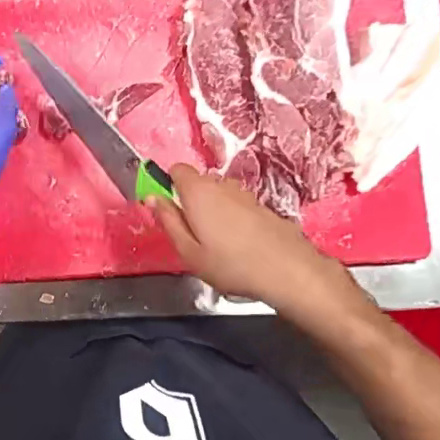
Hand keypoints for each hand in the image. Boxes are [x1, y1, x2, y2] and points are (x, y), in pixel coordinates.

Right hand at [150, 165, 372, 321]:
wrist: (287, 270)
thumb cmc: (230, 264)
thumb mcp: (188, 251)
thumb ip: (168, 221)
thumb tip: (152, 198)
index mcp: (198, 192)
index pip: (177, 169)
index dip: (168, 185)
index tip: (167, 209)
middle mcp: (222, 185)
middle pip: (197, 183)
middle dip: (189, 201)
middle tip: (190, 235)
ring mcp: (244, 194)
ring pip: (217, 194)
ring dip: (210, 210)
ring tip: (214, 244)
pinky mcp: (261, 206)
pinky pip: (234, 205)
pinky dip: (229, 218)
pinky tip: (236, 245)